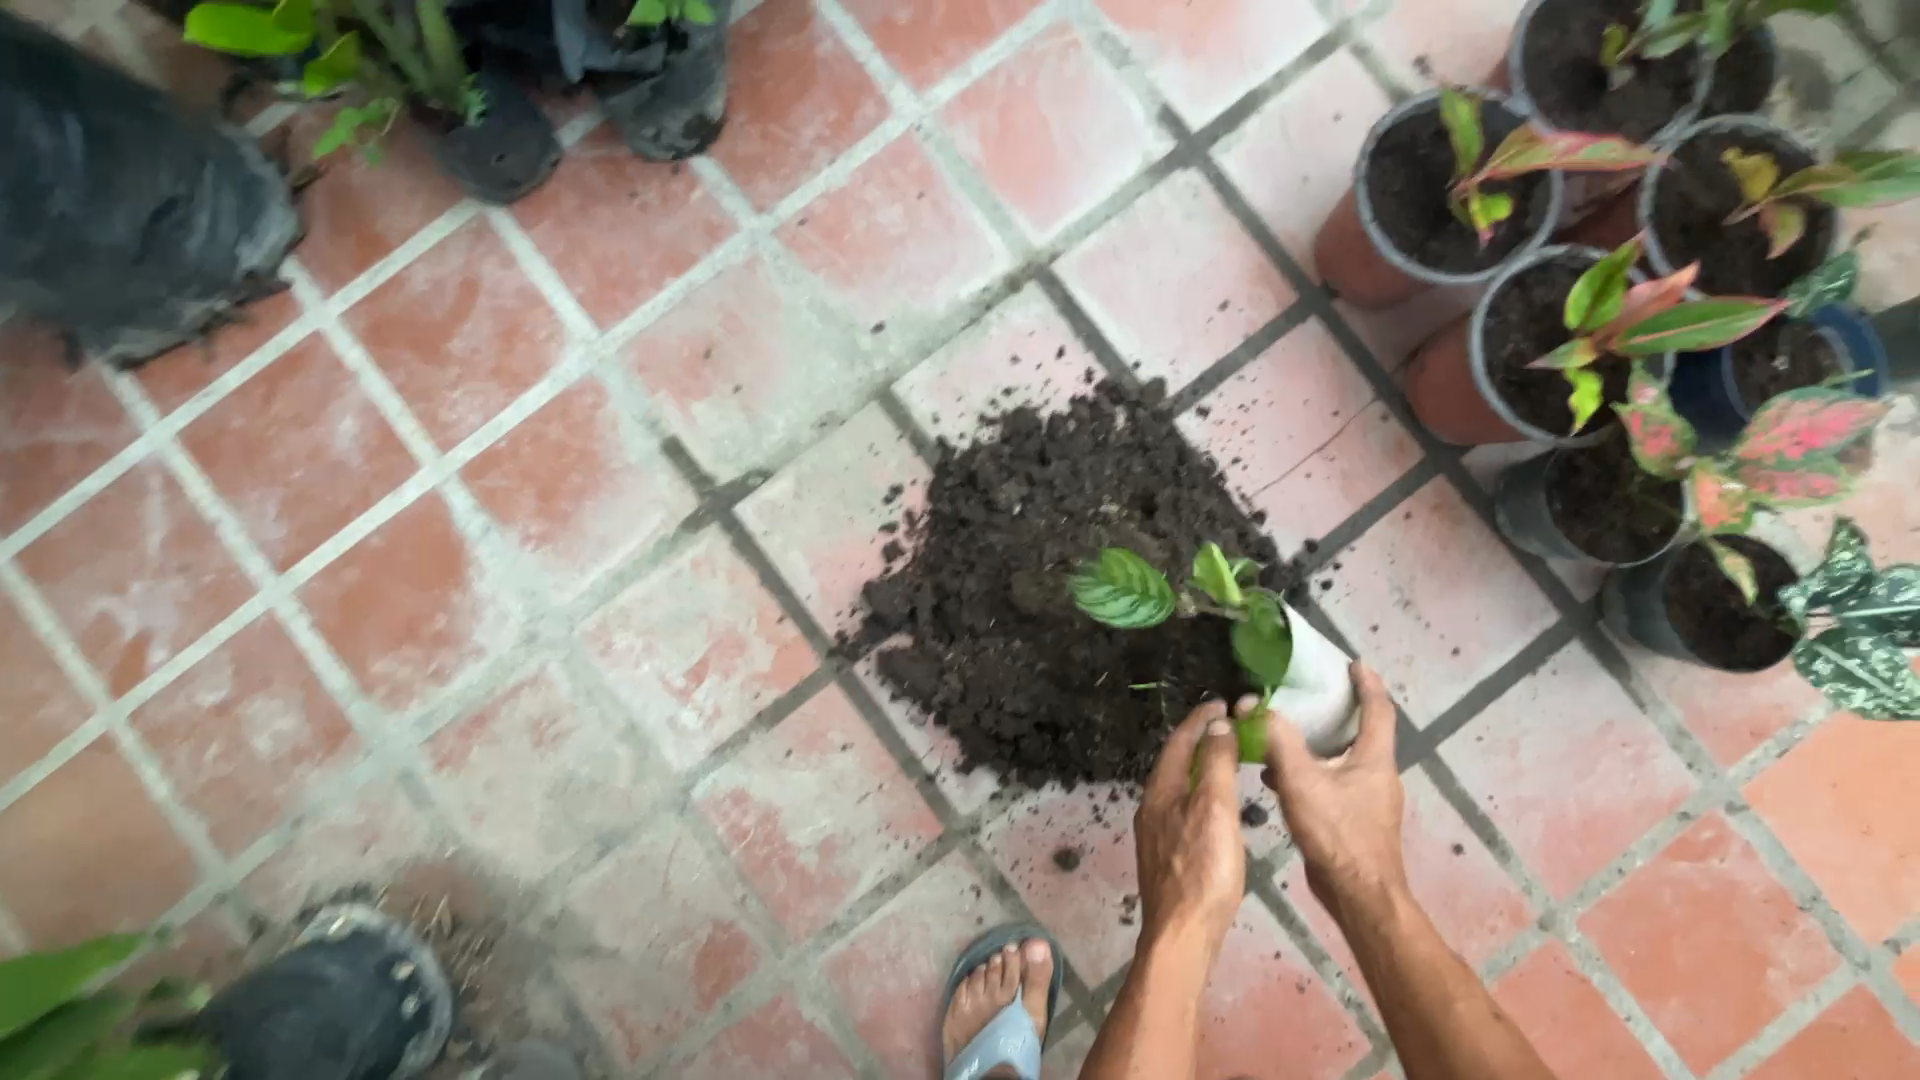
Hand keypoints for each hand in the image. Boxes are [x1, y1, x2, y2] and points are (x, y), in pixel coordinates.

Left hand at [1133, 701, 1245, 959]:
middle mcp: (1151, 806)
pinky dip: (1199, 792)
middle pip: (1174, 762)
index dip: (1198, 720)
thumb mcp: (1215, 810)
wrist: (1181, 934)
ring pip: (1177, 785)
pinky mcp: (1166, 855)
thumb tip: (1215, 724)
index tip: (1220, 703)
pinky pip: (1181, 807)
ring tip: (1225, 758)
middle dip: (1198, 739)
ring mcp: (1155, 832)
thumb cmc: (1203, 870)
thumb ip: (1216, 766)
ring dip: (1199, 766)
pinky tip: (1215, 805)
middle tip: (1226, 726)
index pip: (1178, 742)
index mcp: (1160, 791)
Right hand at [1259, 662, 1407, 916]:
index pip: (1377, 710)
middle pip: (1361, 732)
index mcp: (1374, 759)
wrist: (1359, 896)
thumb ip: (1277, 740)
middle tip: (1308, 692)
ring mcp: (1366, 800)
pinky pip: (1329, 782)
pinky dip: (1306, 770)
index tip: (1354, 663)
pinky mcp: (1351, 820)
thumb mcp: (1301, 780)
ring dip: (1315, 742)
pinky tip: (1274, 776)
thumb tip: (1251, 705)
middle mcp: (1376, 775)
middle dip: (1336, 710)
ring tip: (1282, 729)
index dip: (1367, 684)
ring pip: (1341, 759)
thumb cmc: (1337, 834)